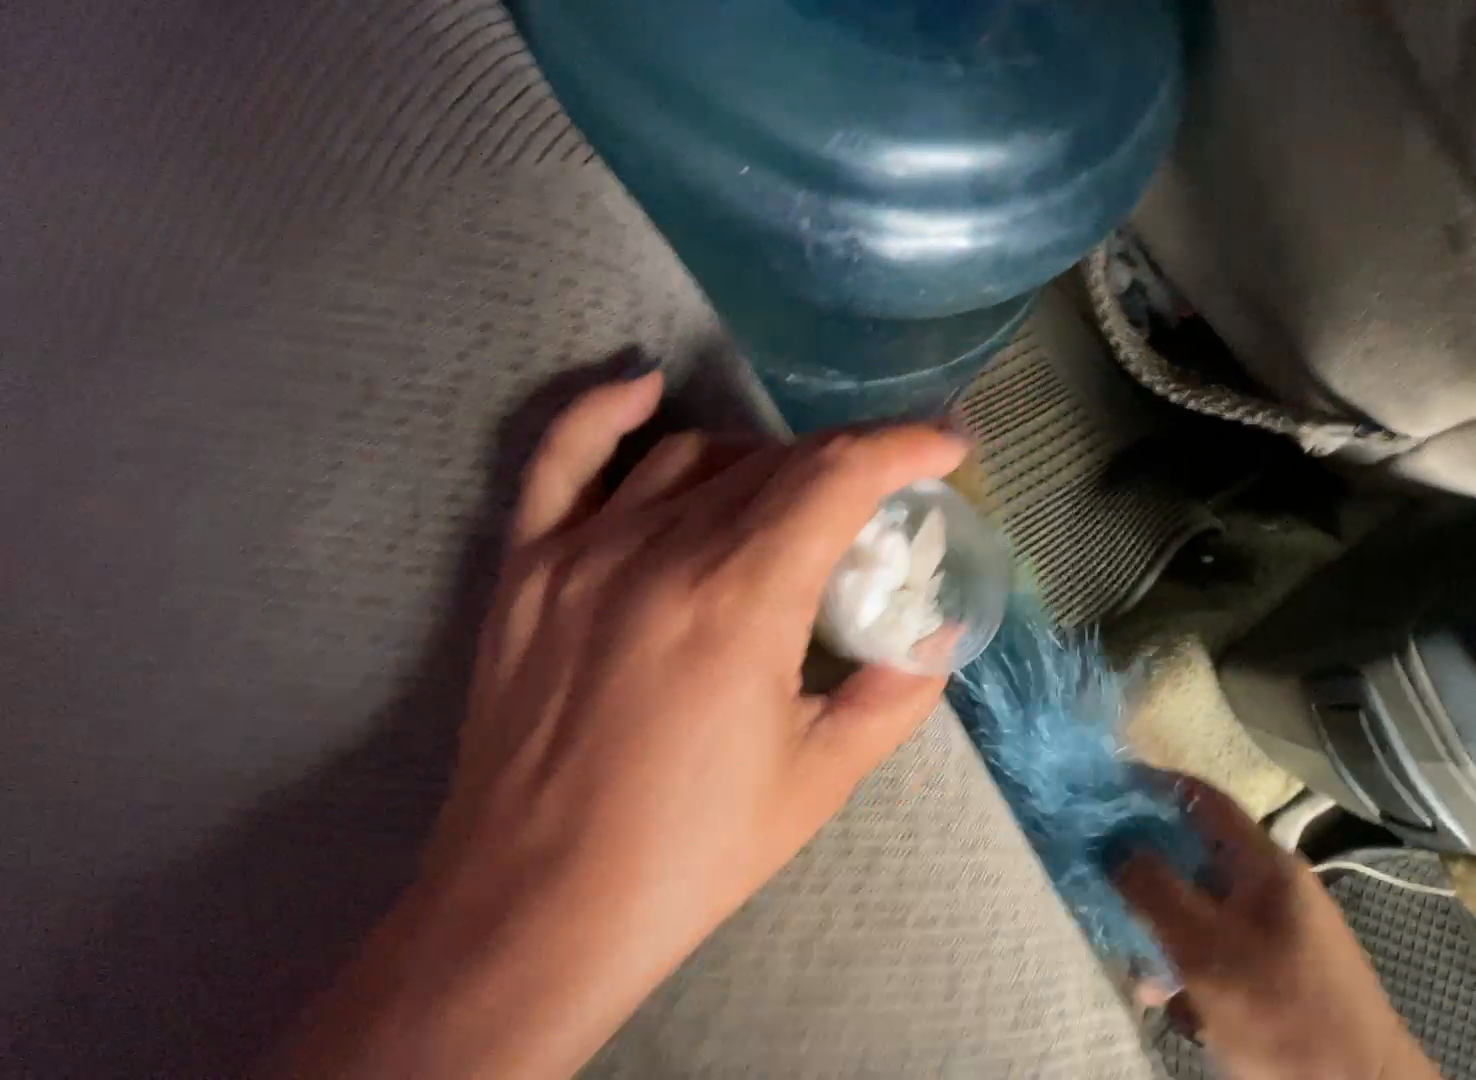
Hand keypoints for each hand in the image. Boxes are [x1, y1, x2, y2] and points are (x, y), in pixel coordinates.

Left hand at [280, 372, 967, 1077]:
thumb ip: (895, 692)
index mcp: (740, 600)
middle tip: (882, 502)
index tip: (944, 447)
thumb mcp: (820, 779)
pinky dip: (607, 412)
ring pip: (693, 456)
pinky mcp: (525, 569)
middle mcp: (659, 551)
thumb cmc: (692, 850)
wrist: (535, 909)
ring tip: (796, 497)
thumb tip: (941, 630)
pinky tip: (647, 387)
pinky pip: (563, 459)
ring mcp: (581, 551)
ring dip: (764, 460)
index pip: (837, 478)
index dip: (902, 448)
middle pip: (775, 463)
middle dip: (848, 466)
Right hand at [1111, 777, 1439, 1079]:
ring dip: (1160, 929)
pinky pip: (1216, 950)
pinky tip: (1164, 997)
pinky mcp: (1274, 973)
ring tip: (1130, 962)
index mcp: (1265, 864)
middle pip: (1194, 855)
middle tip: (1099, 879)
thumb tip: (1114, 845)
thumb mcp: (1205, 949)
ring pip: (1200, 908)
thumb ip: (1154, 890)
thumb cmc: (1282, 1012)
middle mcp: (1271, 888)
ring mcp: (1276, 932)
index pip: (1202, 799)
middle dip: (1144, 868)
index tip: (1103, 789)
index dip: (1151, 785)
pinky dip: (1185, 964)